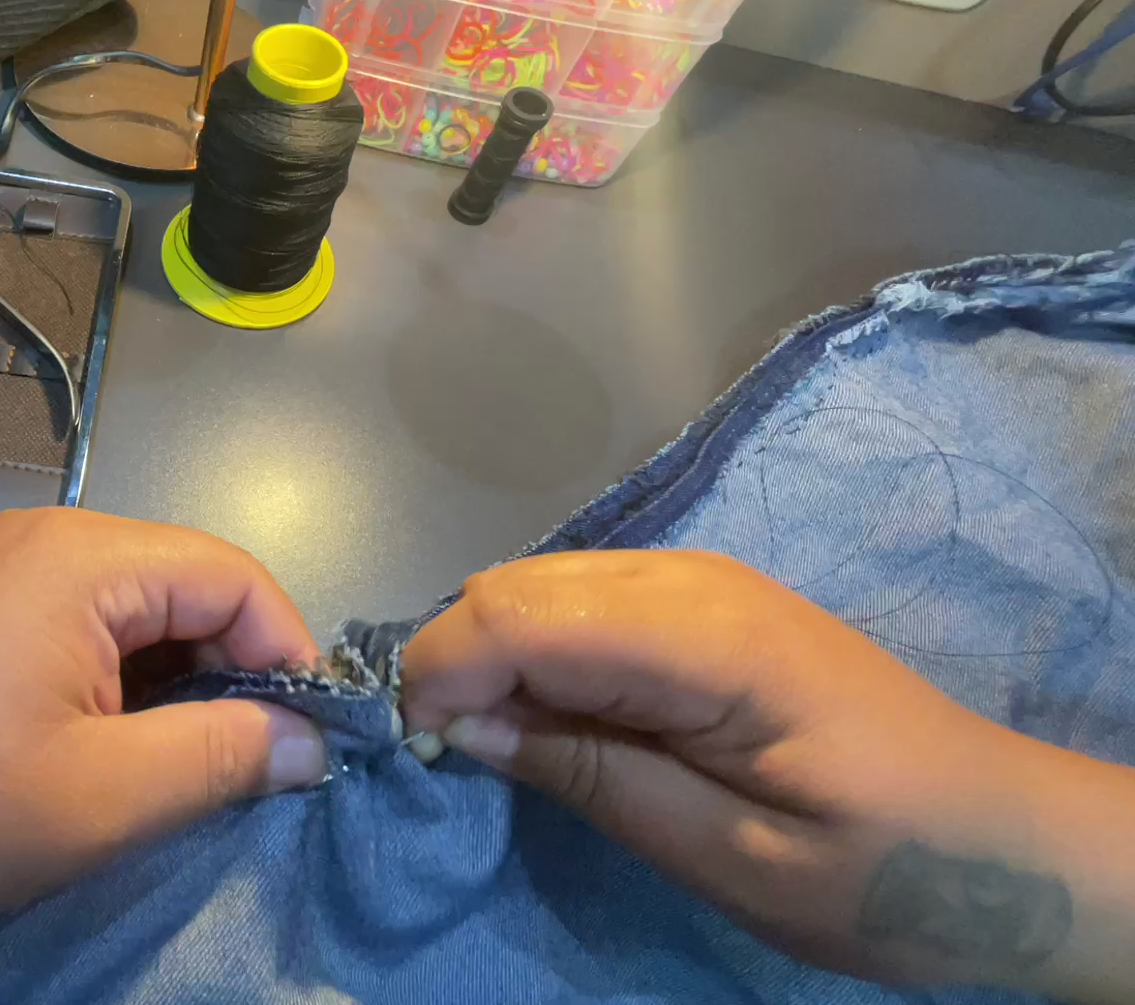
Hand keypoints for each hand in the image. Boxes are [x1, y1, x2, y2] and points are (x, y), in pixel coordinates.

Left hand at [0, 509, 327, 1004]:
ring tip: (187, 754)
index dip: (285, 647)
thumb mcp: (100, 797)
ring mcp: (4, 566)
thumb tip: (311, 742)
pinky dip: (124, 675)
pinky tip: (116, 735)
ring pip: (137, 604)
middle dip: (233, 663)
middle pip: (184, 580)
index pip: (229, 572)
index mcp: (81, 556)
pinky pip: (86, 621)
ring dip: (180, 673)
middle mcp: (46, 537)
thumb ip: (221, 756)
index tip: (309, 734)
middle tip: (252, 755)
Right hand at [400, 550, 1134, 1001]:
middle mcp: (676, 576)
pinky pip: (554, 597)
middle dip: (453, 661)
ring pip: (519, 583)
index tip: (429, 744)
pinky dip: (518, 645)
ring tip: (504, 731)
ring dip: (482, 652)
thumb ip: (586, 775)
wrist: (1014, 842)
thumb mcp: (729, 858)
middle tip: (462, 746)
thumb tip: (459, 727)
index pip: (516, 615)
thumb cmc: (887, 870)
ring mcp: (676, 574)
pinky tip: (549, 704)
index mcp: (702, 636)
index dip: (445, 671)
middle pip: (504, 586)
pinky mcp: (674, 591)